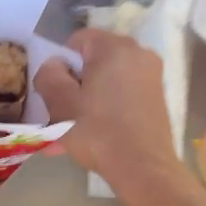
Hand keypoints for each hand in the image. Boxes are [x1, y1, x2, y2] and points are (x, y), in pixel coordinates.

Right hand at [35, 28, 183, 189]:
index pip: (77, 40)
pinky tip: (92, 135)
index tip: (54, 92)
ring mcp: (151, 75)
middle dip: (73, 85)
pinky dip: (104, 109)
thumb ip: (48, 75)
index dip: (60, 63)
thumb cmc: (96, 131)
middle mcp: (138, 53)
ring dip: (86, 101)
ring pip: (106, 81)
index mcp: (114, 47)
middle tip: (58, 115)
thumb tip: (54, 66)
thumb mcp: (60, 103)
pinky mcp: (156, 96)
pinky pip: (120, 95)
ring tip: (70, 133)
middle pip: (93, 61)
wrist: (142, 166)